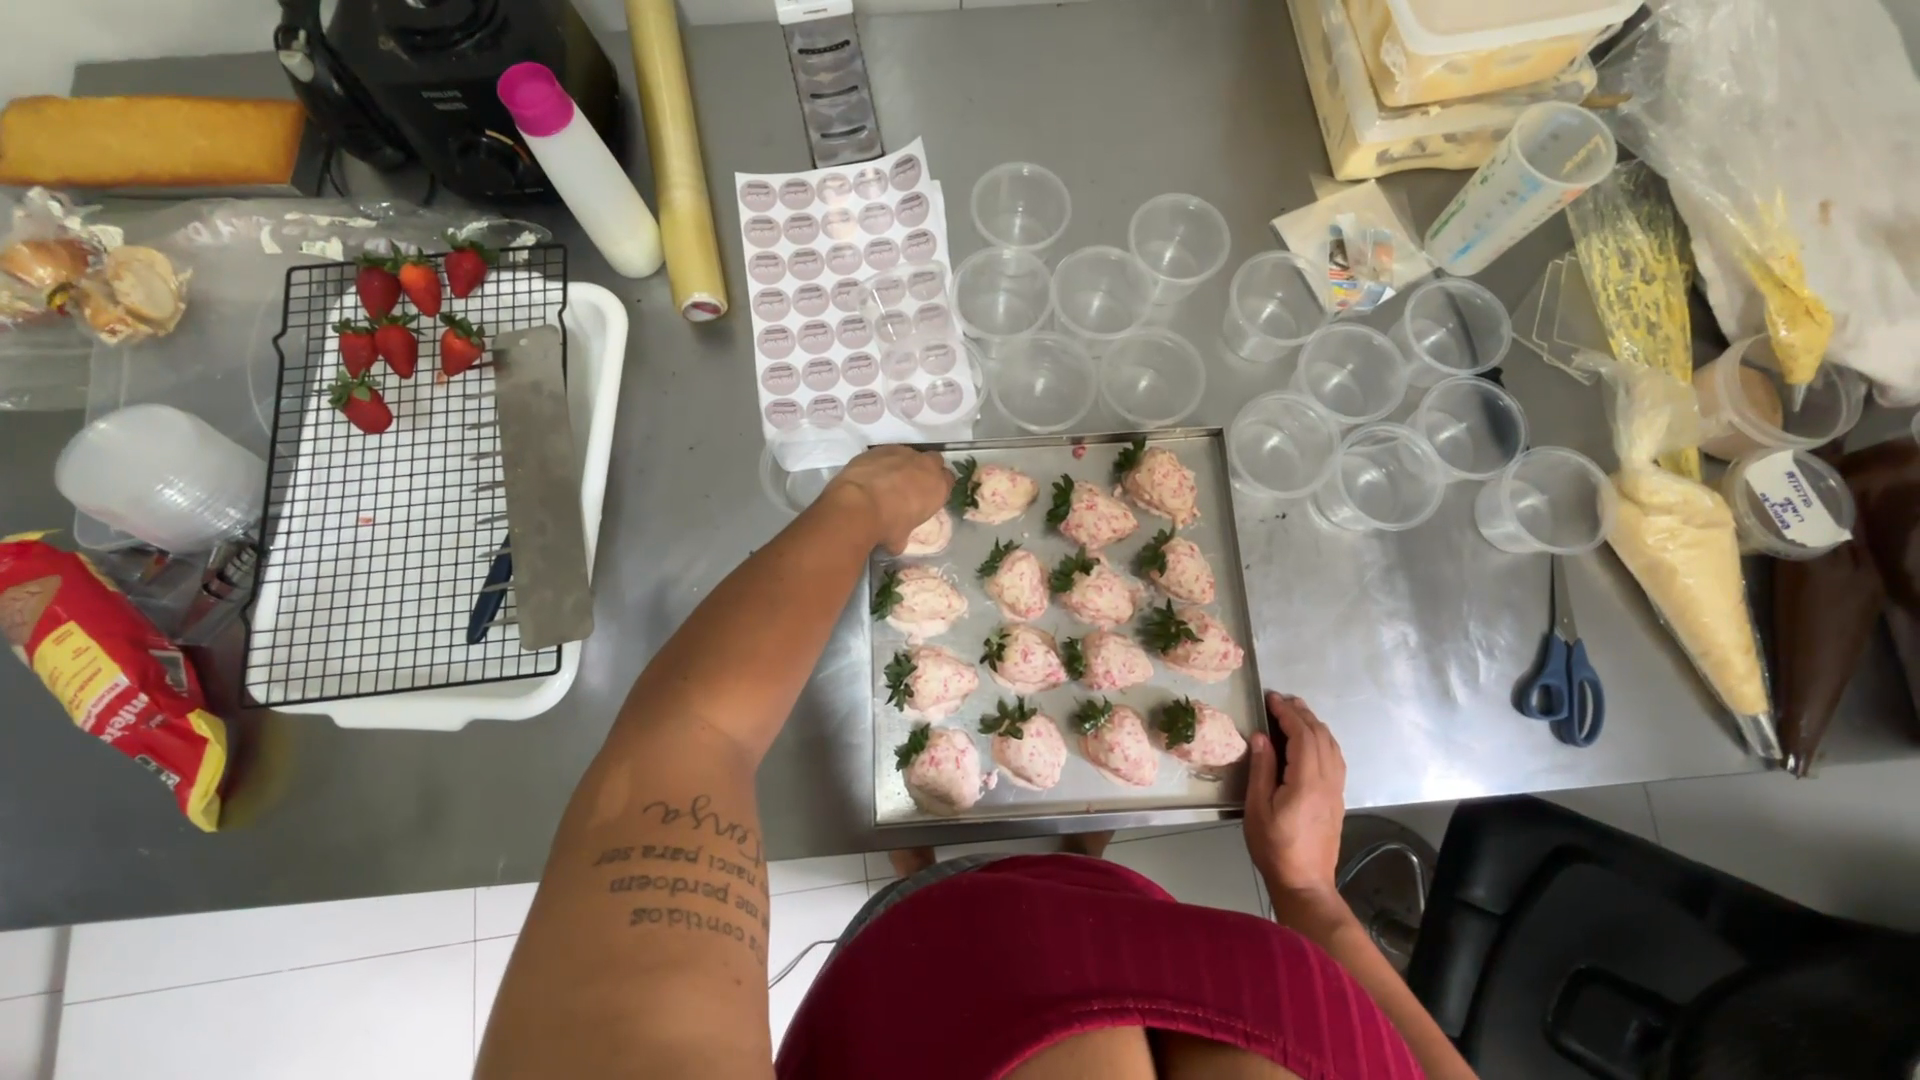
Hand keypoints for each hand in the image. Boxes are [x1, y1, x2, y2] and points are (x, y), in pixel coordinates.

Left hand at [821, 446, 953, 552]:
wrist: (859, 505)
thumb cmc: (888, 525)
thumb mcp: (901, 537)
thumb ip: (904, 536)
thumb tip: (895, 543)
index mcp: (938, 487)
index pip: (948, 480)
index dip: (938, 487)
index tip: (929, 495)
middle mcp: (925, 465)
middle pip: (934, 460)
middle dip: (926, 469)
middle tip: (912, 484)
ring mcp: (902, 453)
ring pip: (910, 454)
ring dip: (903, 464)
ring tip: (888, 480)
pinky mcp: (880, 449)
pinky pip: (887, 453)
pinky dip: (882, 462)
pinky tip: (872, 475)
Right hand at [1244, 691, 1350, 936]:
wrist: (1305, 882)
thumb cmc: (1274, 846)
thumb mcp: (1257, 808)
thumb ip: (1261, 769)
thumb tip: (1261, 736)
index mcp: (1306, 781)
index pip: (1302, 736)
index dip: (1287, 713)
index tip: (1271, 698)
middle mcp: (1327, 781)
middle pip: (1320, 736)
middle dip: (1302, 713)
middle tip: (1282, 700)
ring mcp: (1336, 790)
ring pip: (1332, 746)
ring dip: (1315, 725)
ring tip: (1296, 713)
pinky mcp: (1337, 798)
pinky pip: (1336, 759)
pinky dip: (1324, 740)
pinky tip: (1312, 740)